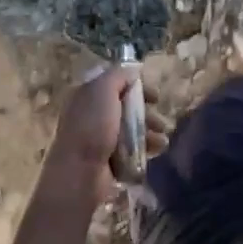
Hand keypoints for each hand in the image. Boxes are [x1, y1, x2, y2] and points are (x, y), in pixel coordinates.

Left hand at [46, 67, 167, 194]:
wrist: (80, 173)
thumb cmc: (92, 127)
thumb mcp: (103, 90)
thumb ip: (118, 75)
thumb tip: (133, 70)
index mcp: (87, 96)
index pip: (116, 84)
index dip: (138, 87)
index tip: (155, 96)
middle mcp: (92, 115)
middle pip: (127, 107)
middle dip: (147, 113)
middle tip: (160, 123)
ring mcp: (100, 139)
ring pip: (132, 129)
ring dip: (150, 132)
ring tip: (162, 141)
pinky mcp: (108, 160)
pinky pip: (132, 149)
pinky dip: (146, 148)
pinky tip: (156, 151)